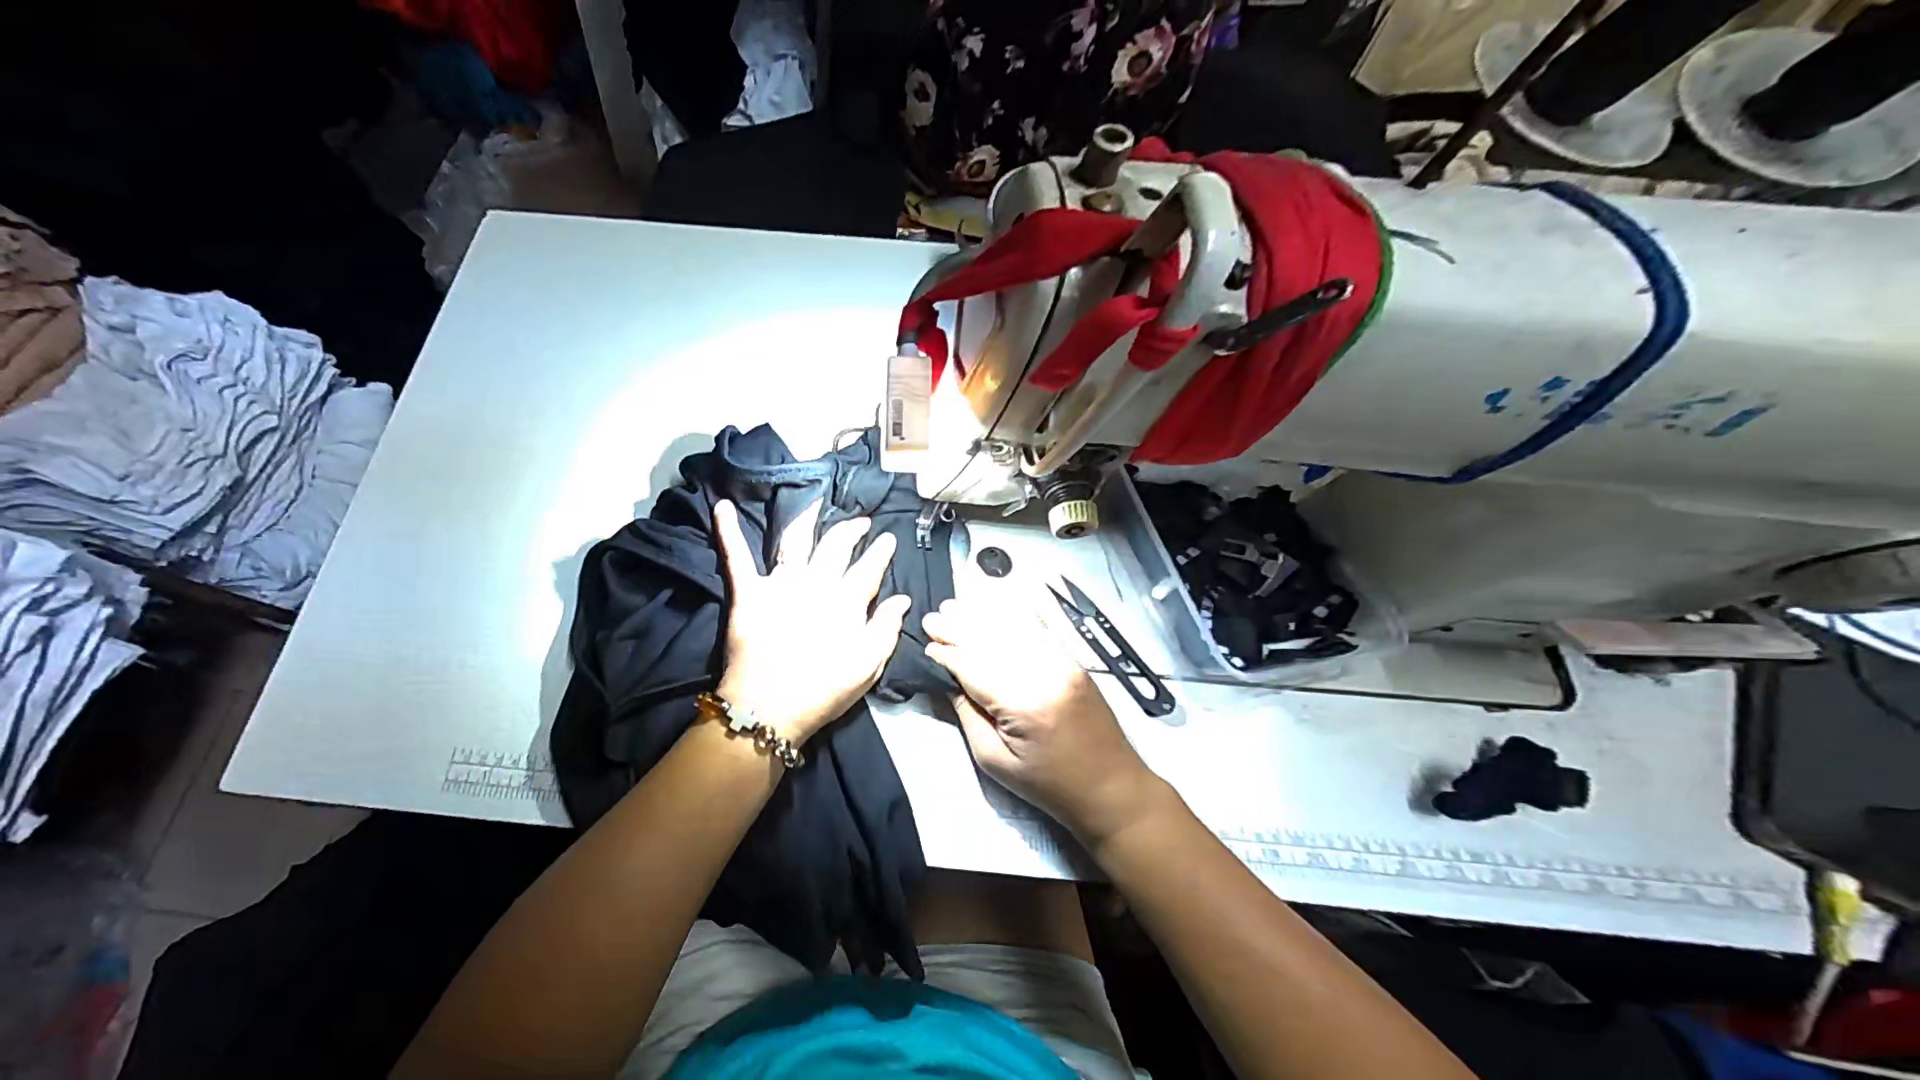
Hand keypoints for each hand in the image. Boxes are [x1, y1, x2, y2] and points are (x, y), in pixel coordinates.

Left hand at [712, 498, 909, 744]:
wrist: (769, 708)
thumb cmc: (823, 691)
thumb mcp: (868, 666)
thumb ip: (886, 628)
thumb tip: (902, 599)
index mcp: (847, 601)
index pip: (869, 568)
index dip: (880, 551)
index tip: (887, 538)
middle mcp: (817, 583)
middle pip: (836, 546)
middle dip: (851, 529)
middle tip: (860, 521)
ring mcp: (781, 584)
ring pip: (796, 541)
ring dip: (807, 519)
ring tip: (815, 503)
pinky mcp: (748, 593)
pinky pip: (737, 556)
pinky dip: (727, 531)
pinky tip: (721, 508)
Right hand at [923, 595, 1168, 844]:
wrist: (1111, 788)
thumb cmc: (1049, 786)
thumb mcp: (995, 761)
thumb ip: (968, 715)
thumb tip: (947, 680)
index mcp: (1024, 704)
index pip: (974, 667)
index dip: (947, 655)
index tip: (926, 646)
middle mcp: (1045, 674)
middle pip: (993, 641)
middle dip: (959, 628)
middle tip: (932, 618)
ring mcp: (1064, 664)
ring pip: (1016, 629)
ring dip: (983, 617)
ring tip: (955, 606)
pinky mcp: (1074, 662)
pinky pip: (1040, 631)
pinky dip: (1015, 618)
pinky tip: (996, 609)